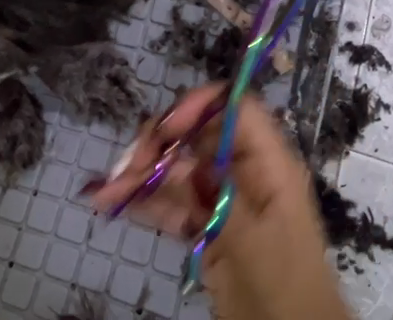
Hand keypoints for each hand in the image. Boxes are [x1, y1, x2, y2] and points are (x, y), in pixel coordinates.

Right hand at [86, 86, 351, 319]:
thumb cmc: (285, 283)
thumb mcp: (249, 237)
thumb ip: (212, 193)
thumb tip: (172, 155)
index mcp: (268, 164)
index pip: (234, 111)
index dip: (198, 108)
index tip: (164, 129)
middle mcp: (245, 174)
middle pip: (198, 138)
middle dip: (159, 145)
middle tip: (127, 165)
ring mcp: (224, 203)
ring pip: (179, 173)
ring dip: (142, 176)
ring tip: (106, 191)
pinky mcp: (208, 231)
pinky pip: (173, 206)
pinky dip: (144, 203)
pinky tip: (112, 204)